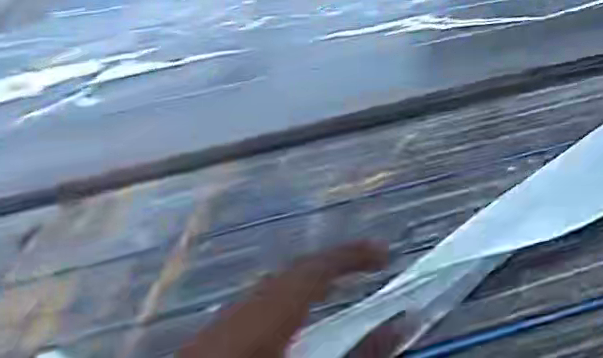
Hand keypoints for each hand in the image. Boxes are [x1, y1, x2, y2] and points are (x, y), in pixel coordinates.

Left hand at [179, 241, 403, 357]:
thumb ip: (362, 352)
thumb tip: (404, 323)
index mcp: (277, 307)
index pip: (323, 264)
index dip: (357, 254)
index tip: (386, 255)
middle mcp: (247, 306)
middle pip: (292, 273)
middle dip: (329, 266)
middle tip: (361, 268)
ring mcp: (216, 328)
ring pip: (265, 292)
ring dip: (300, 286)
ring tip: (326, 293)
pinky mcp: (198, 347)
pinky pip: (246, 311)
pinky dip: (273, 307)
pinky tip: (280, 329)